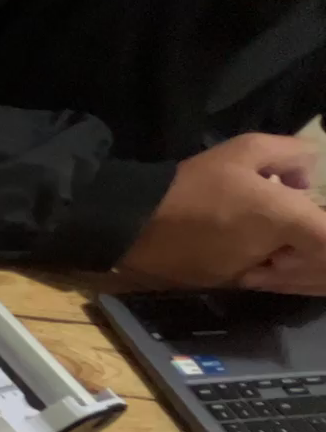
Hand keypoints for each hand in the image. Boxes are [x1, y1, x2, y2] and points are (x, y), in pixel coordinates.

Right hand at [119, 133, 325, 292]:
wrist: (126, 220)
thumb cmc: (190, 184)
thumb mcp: (247, 148)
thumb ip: (293, 156)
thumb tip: (300, 181)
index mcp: (283, 220)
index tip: (322, 229)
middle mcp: (263, 252)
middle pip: (307, 260)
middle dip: (310, 251)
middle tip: (303, 235)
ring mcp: (232, 272)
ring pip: (274, 271)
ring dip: (282, 262)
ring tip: (276, 252)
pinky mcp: (205, 282)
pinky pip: (242, 277)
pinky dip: (252, 269)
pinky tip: (245, 257)